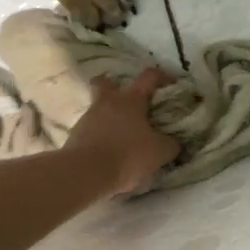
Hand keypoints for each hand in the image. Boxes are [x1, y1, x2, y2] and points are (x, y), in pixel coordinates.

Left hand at [62, 68, 180, 195]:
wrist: (85, 174)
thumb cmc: (127, 155)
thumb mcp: (159, 152)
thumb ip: (170, 145)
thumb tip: (175, 143)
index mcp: (131, 100)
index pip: (149, 76)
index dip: (162, 77)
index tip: (171, 85)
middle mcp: (107, 103)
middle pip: (105, 83)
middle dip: (114, 86)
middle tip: (127, 100)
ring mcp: (88, 118)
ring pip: (98, 109)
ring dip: (108, 117)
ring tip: (120, 136)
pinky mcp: (75, 136)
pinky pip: (89, 130)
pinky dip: (99, 137)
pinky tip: (107, 153)